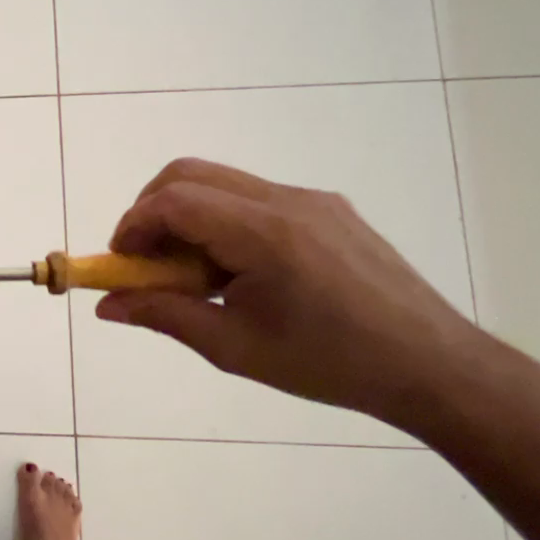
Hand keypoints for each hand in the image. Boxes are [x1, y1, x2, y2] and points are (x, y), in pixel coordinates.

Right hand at [97, 158, 485, 420]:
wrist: (433, 366)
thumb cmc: (328, 363)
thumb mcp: (232, 348)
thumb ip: (164, 315)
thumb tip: (107, 305)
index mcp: (265, 235)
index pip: (174, 200)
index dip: (132, 226)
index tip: (120, 264)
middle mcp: (288, 202)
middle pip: (191, 174)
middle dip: (150, 210)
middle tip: (144, 260)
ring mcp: (312, 202)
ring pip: (221, 183)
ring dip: (185, 216)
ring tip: (191, 274)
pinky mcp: (328, 211)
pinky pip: (253, 198)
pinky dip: (220, 222)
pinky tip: (233, 272)